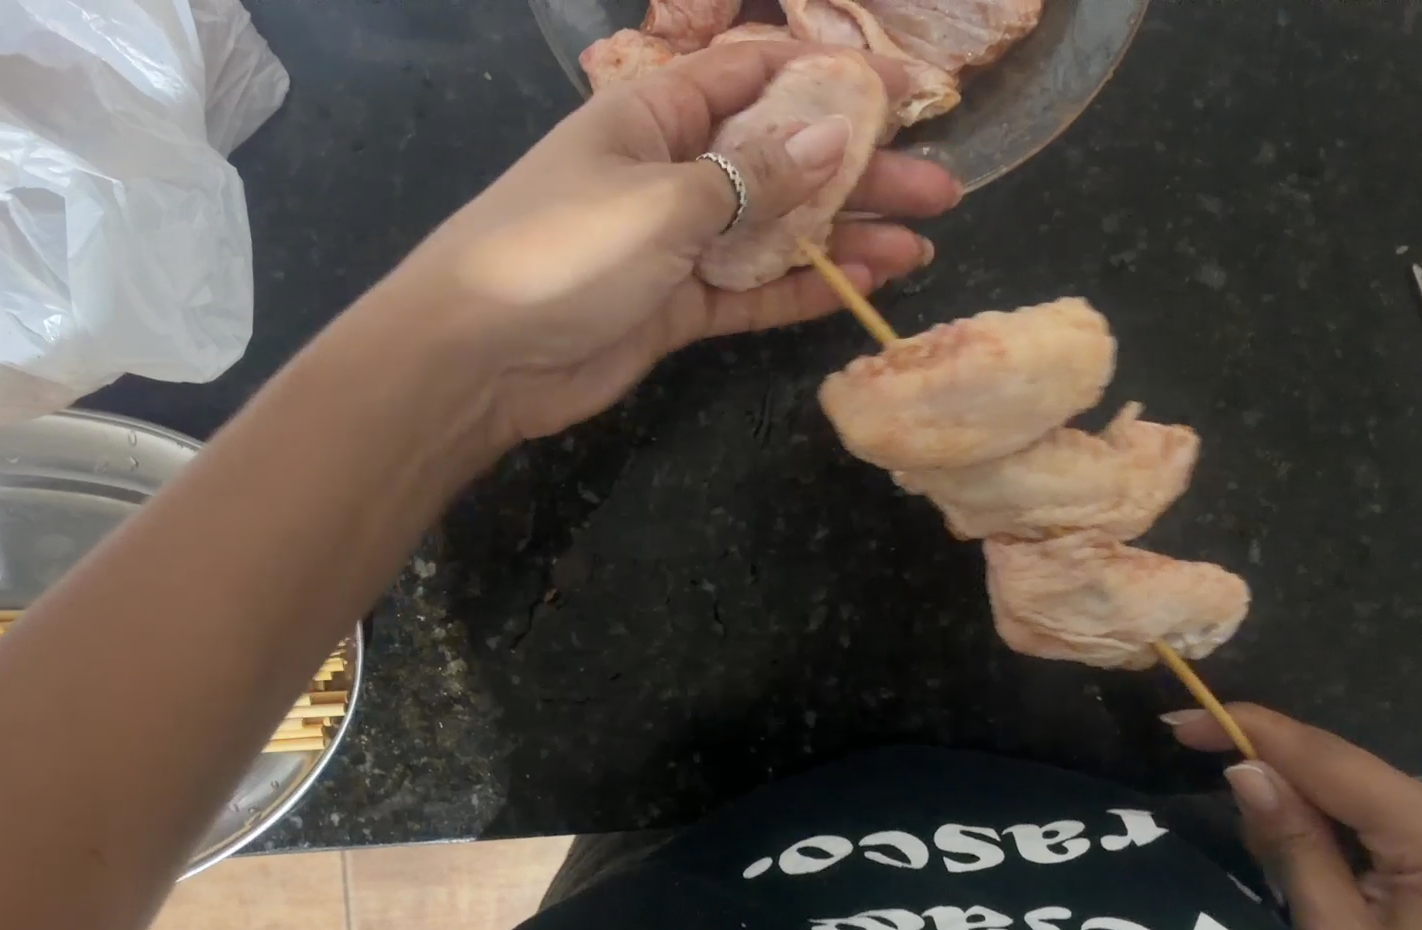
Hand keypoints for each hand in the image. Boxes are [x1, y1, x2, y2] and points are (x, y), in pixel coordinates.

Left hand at [399, 41, 959, 441]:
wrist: (482, 360)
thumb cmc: (560, 250)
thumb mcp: (660, 198)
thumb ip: (751, 176)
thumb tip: (832, 138)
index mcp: (654, 115)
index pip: (752, 77)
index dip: (826, 84)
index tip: (901, 101)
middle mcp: (674, 172)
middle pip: (781, 162)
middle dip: (858, 173)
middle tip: (939, 188)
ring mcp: (680, 246)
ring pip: (777, 234)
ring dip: (845, 238)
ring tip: (922, 244)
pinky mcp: (683, 309)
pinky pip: (755, 292)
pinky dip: (805, 290)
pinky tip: (865, 284)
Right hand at [1164, 703, 1421, 929]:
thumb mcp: (1330, 928)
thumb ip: (1290, 842)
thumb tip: (1243, 769)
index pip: (1322, 755)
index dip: (1247, 727)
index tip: (1181, 722)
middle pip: (1330, 755)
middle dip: (1258, 748)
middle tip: (1189, 749)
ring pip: (1336, 769)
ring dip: (1281, 778)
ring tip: (1257, 836)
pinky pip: (1353, 791)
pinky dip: (1307, 797)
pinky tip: (1286, 828)